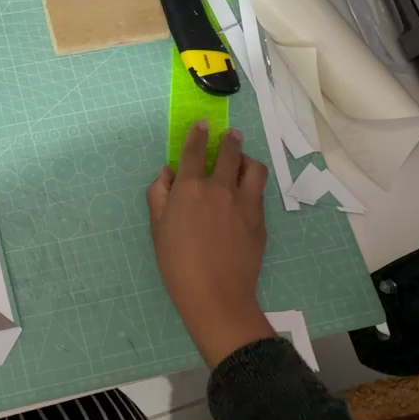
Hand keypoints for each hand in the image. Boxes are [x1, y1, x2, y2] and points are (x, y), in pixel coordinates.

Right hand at [147, 122, 274, 366]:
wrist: (216, 295)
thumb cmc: (177, 262)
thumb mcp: (158, 227)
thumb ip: (159, 195)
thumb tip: (167, 173)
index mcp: (190, 188)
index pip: (194, 151)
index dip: (198, 134)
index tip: (202, 124)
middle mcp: (220, 188)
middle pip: (229, 154)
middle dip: (230, 140)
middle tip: (230, 134)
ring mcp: (245, 204)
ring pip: (254, 169)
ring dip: (247, 160)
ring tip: (243, 161)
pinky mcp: (260, 221)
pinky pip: (259, 194)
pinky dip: (252, 186)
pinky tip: (246, 193)